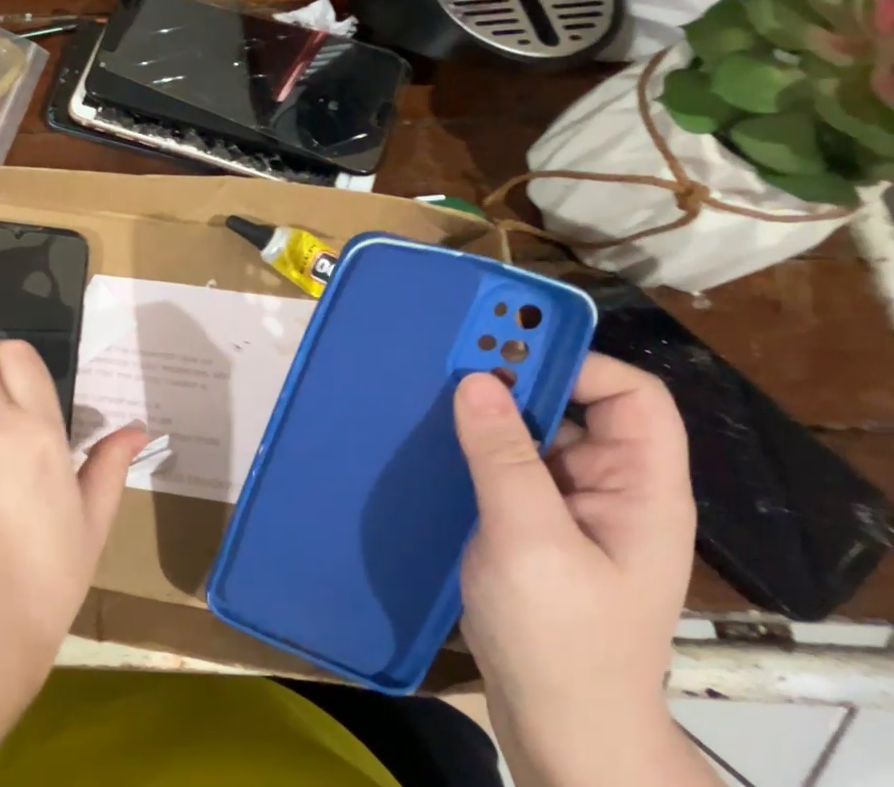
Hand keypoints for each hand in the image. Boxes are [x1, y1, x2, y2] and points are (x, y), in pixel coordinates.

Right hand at [454, 353, 714, 786]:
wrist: (557, 720)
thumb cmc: (560, 635)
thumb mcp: (531, 542)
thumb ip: (505, 459)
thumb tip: (475, 379)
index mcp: (640, 489)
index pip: (632, 397)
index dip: (577, 361)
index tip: (503, 348)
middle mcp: (608, 489)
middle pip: (576, 409)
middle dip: (518, 378)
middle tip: (450, 356)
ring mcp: (567, 510)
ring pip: (533, 437)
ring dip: (486, 412)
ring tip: (429, 390)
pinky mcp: (529, 528)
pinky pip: (505, 469)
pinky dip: (472, 446)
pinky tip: (430, 441)